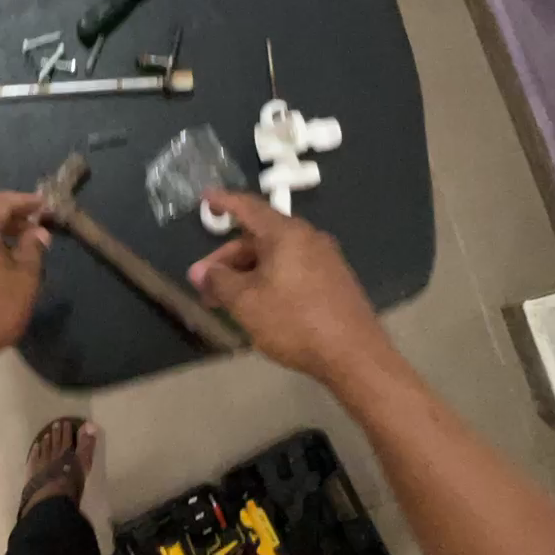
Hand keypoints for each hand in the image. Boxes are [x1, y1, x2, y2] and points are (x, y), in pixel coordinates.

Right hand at [188, 189, 387, 381]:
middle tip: (203, 281)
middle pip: (259, 237)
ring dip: (246, 273)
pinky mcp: (333, 281)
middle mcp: (308, 238)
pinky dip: (268, 279)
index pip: (249, 207)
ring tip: (224, 298)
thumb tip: (201, 271)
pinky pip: (291, 269)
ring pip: (275, 257)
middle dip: (228, 258)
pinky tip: (256, 303)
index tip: (205, 198)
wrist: (354, 355)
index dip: (224, 202)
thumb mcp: (245, 302)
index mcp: (286, 233)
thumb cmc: (293, 321)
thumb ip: (219, 281)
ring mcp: (325, 259)